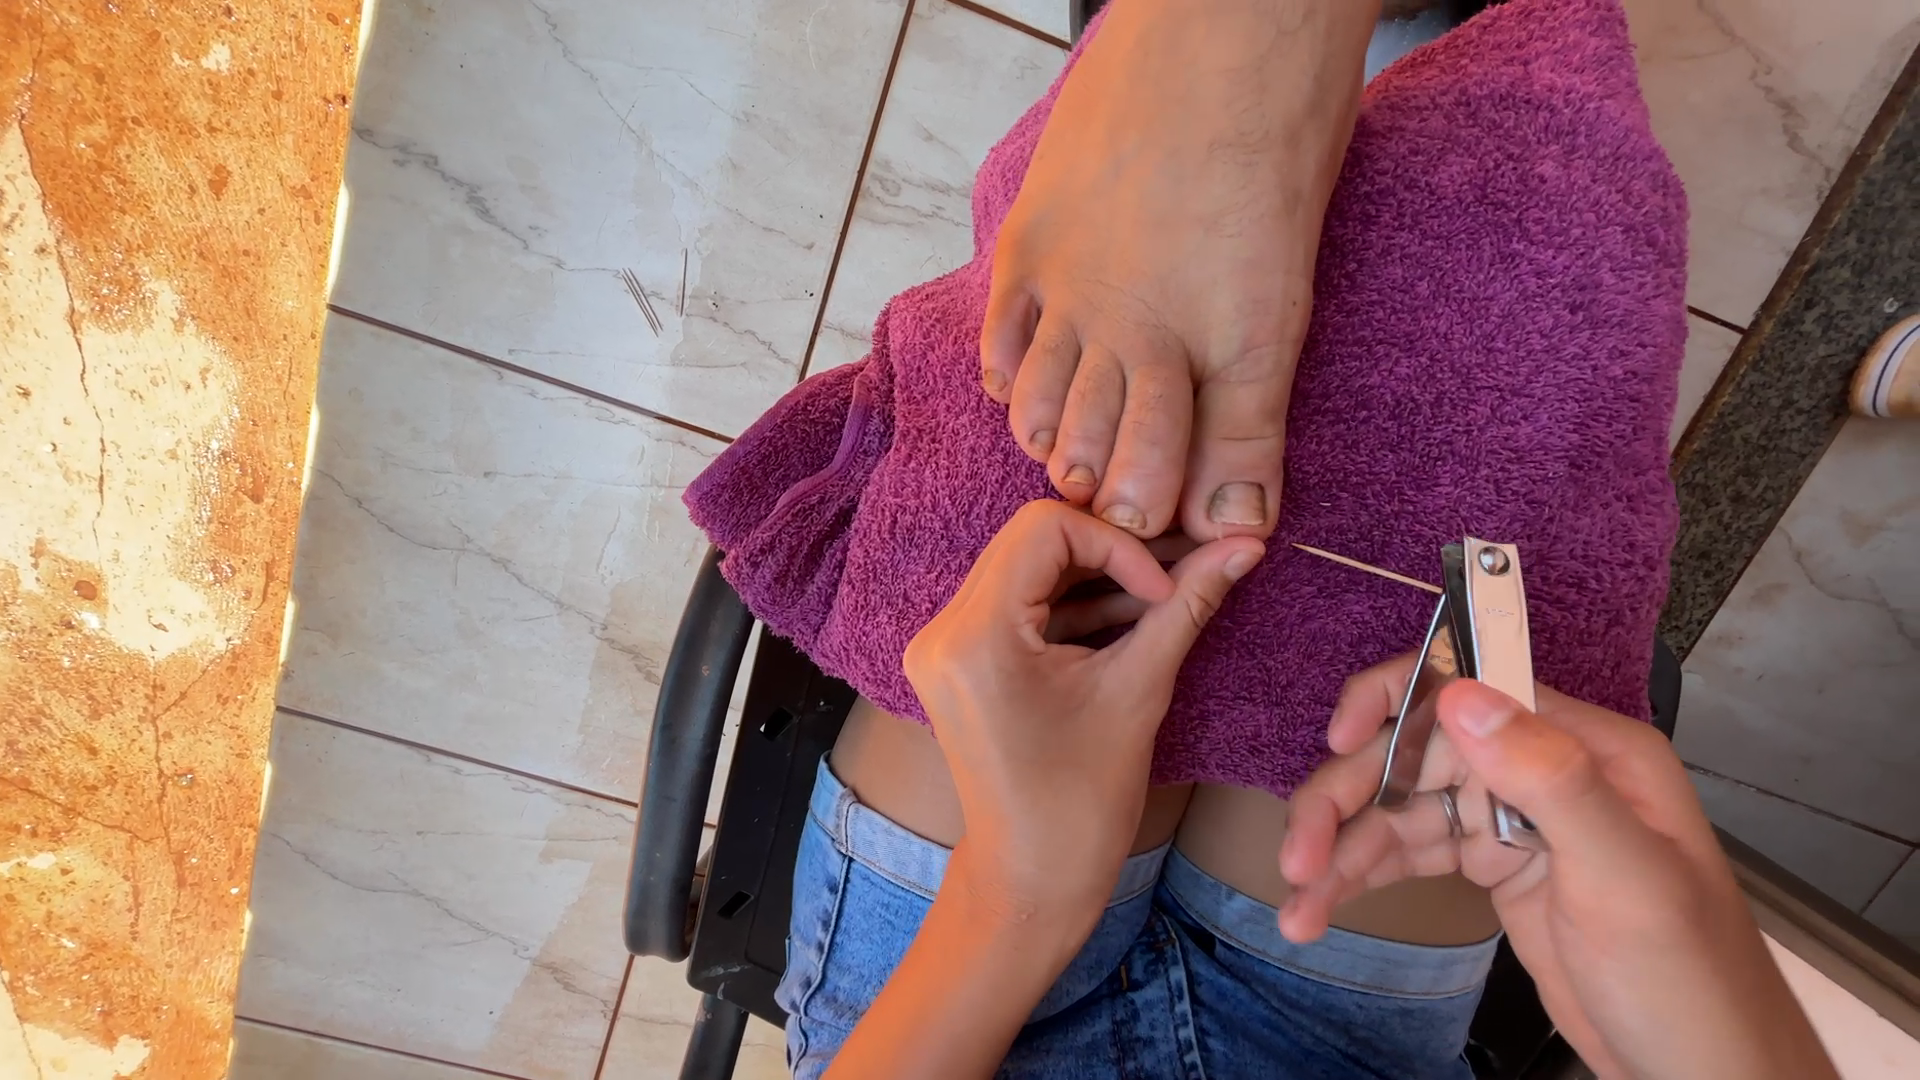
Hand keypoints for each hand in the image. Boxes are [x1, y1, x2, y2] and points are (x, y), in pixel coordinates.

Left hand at [904, 500, 1261, 934]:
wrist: (1029, 878)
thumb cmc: (1082, 804)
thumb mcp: (1139, 692)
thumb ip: (1187, 607)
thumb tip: (1242, 546)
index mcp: (975, 635)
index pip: (1044, 527)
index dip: (1116, 543)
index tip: (1163, 589)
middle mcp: (942, 629)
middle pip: (1031, 542)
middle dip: (1108, 554)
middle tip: (1169, 582)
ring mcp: (941, 644)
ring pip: (1025, 569)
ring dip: (1092, 580)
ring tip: (1157, 602)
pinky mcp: (954, 658)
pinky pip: (1014, 605)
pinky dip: (1068, 606)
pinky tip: (1124, 620)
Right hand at [980, 0, 1376, 540]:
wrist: (1226, 35)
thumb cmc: (1272, 162)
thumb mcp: (1279, 310)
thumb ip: (1251, 424)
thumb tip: (1240, 522)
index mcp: (1183, 352)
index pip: (1152, 468)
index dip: (1151, 509)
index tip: (1152, 532)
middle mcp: (1110, 331)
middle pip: (1085, 440)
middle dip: (1095, 485)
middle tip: (1094, 505)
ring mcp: (1061, 286)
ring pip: (1035, 396)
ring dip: (1048, 438)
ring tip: (1060, 458)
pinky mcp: (1028, 243)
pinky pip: (998, 333)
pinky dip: (1003, 373)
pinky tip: (1011, 387)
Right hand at [1278, 658, 1837, 1079]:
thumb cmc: (1690, 985)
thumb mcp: (1627, 882)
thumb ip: (1551, 780)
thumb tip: (1460, 693)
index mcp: (1577, 746)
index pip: (1462, 687)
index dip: (1387, 700)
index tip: (1337, 739)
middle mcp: (1528, 764)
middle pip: (1405, 756)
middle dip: (1341, 804)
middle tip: (1296, 858)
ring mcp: (1498, 812)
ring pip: (1389, 807)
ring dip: (1337, 850)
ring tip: (1299, 901)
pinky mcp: (1478, 859)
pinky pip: (1399, 850)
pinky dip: (1354, 876)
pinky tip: (1319, 907)